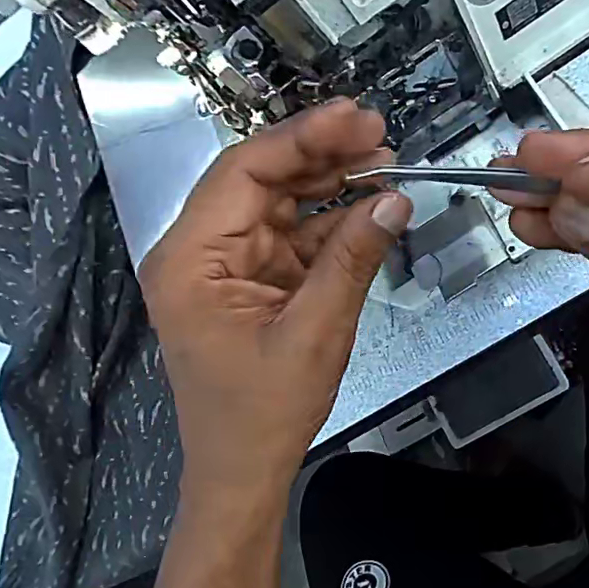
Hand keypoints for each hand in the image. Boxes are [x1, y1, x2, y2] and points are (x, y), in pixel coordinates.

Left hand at [141, 100, 412, 492]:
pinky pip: (296, 241)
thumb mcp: (316, 331)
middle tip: (380, 136)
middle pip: (262, 181)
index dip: (303, 138)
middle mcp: (203, 251)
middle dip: (321, 155)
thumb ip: (353, 260)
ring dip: (331, 186)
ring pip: (282, 206)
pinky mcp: (256, 284)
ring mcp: (230, 268)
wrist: (245, 469)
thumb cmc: (265, 410)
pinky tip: (369, 211)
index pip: (245, 171)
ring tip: (384, 166)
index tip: (357, 118)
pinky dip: (333, 226)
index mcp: (193, 257)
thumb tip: (395, 201)